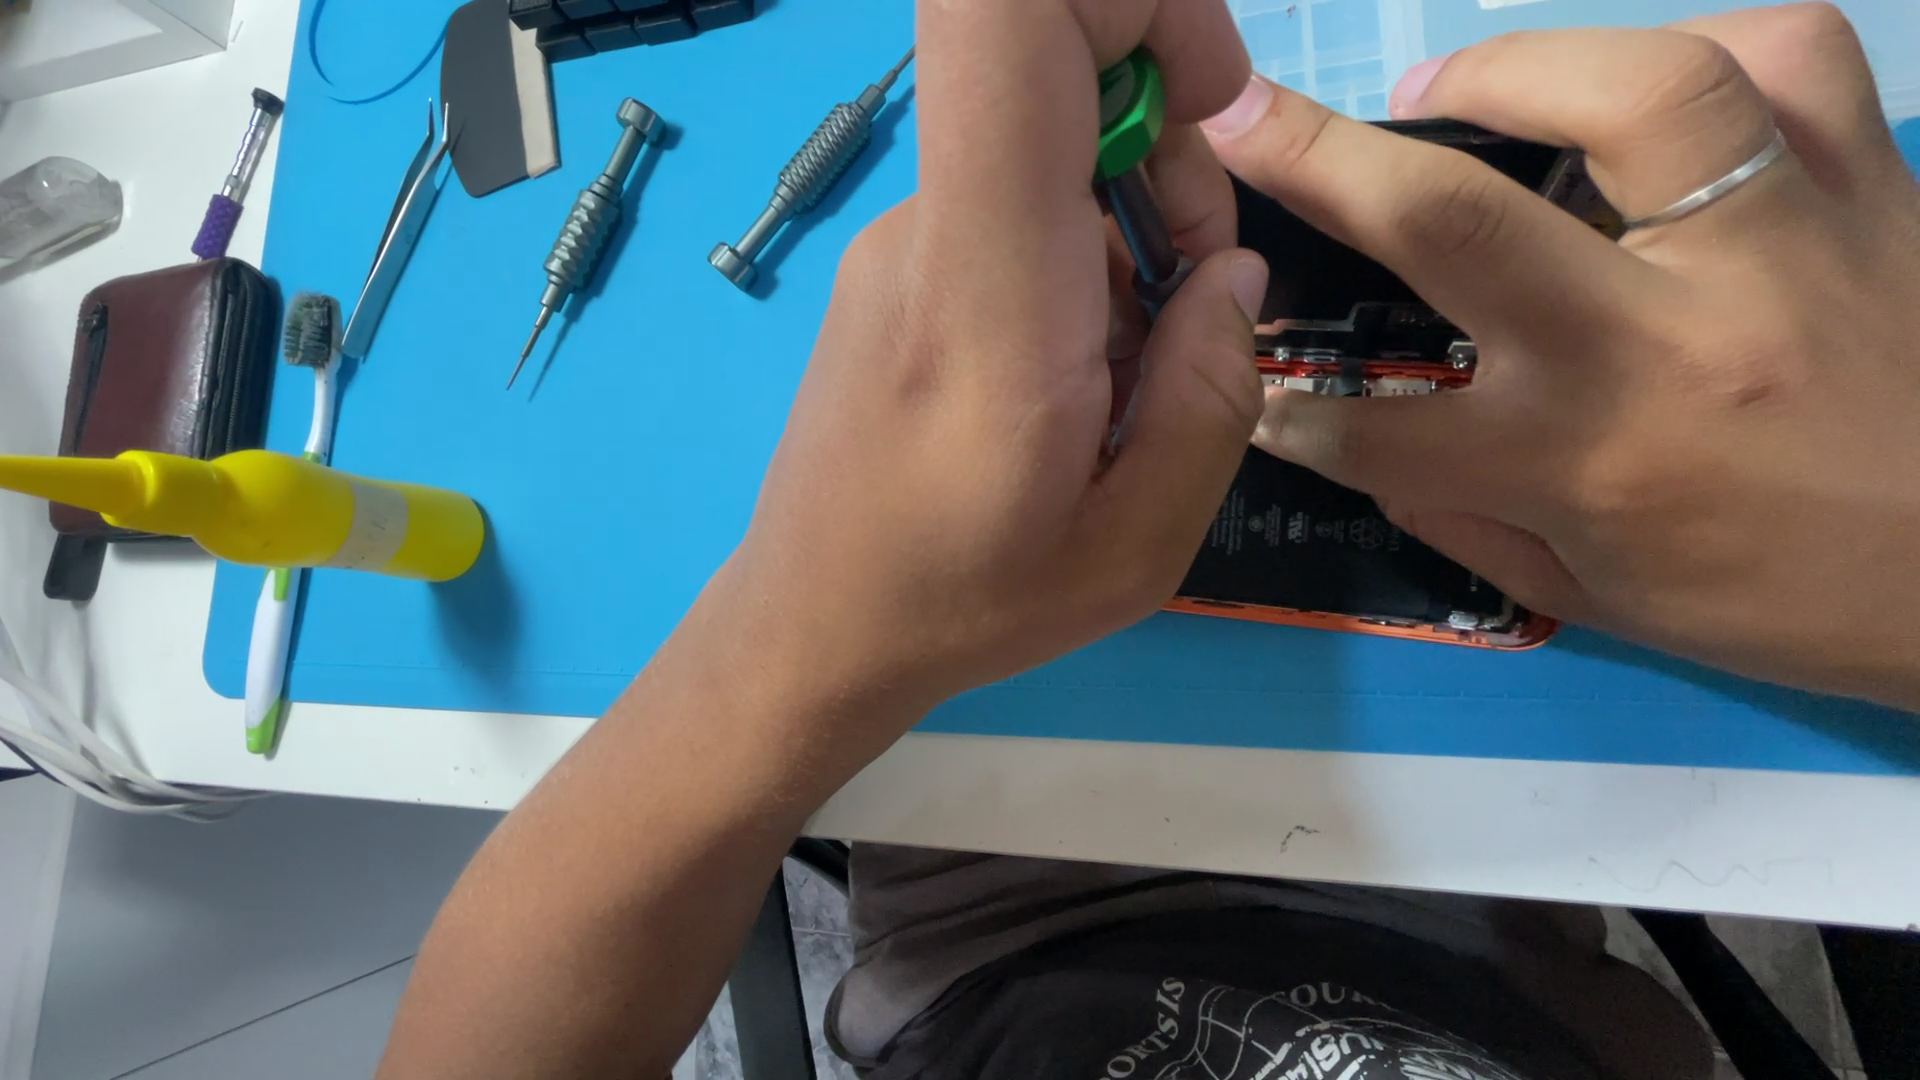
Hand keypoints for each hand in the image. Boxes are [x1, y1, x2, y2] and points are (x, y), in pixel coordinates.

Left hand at [707, 0, 1269, 736]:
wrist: (818, 627)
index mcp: (988, 286)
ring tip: (1125, 385)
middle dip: (1170, 177)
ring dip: (1125, 247)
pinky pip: (1005, 226)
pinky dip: (1070, 278)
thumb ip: (1213, 398)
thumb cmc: (966, 600)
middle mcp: (925, 236)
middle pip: (1056, 87)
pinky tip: (1066, 387)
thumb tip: (1228, 278)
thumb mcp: (1136, 545)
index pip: (1007, 15)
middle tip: (1187, 324)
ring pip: (1043, 172)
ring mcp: (894, 253)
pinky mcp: (886, 283)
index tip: (1205, 99)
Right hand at [1200, 3, 1919, 710]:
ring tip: (1436, 88)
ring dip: (1506, 70)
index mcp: (1574, 460)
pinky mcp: (1876, 190)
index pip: (1372, 430)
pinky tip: (1621, 87)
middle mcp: (1656, 341)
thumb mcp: (1582, 591)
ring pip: (1637, 93)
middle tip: (1245, 120)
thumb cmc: (1775, 601)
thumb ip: (1455, 515)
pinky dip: (1685, 51)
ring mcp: (1776, 247)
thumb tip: (1367, 450)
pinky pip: (1786, 61)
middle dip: (1318, 165)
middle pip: (1452, 226)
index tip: (1247, 399)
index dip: (1287, 415)